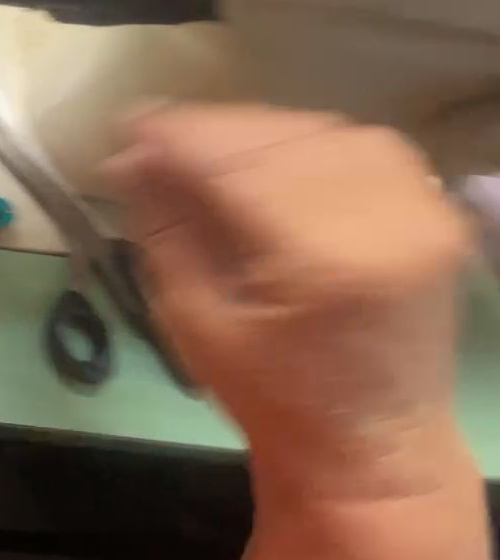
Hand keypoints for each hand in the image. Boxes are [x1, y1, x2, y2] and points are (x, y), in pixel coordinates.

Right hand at [108, 105, 471, 498]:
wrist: (368, 436)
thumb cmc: (262, 387)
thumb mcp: (187, 312)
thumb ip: (164, 226)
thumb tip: (130, 159)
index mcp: (320, 261)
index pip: (237, 164)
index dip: (176, 136)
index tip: (123, 123)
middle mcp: (389, 224)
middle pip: (284, 139)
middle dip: (207, 128)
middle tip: (147, 135)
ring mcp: (425, 216)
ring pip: (326, 133)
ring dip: (252, 130)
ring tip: (196, 146)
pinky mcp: (436, 215)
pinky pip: (367, 147)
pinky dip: (303, 139)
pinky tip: (261, 155)